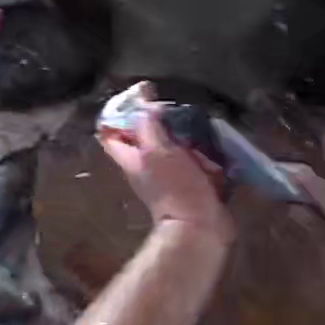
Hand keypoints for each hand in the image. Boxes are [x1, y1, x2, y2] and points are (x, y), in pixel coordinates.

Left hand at [98, 95, 232, 237]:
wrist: (200, 227)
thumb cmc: (174, 187)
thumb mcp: (157, 150)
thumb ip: (147, 125)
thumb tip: (144, 104)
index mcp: (129, 156)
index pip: (110, 130)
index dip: (119, 113)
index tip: (139, 98)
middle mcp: (144, 164)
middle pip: (147, 135)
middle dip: (165, 126)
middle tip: (178, 122)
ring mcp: (167, 174)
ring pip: (175, 146)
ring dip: (190, 144)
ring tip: (201, 148)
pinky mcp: (189, 183)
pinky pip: (196, 163)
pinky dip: (205, 160)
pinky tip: (214, 162)